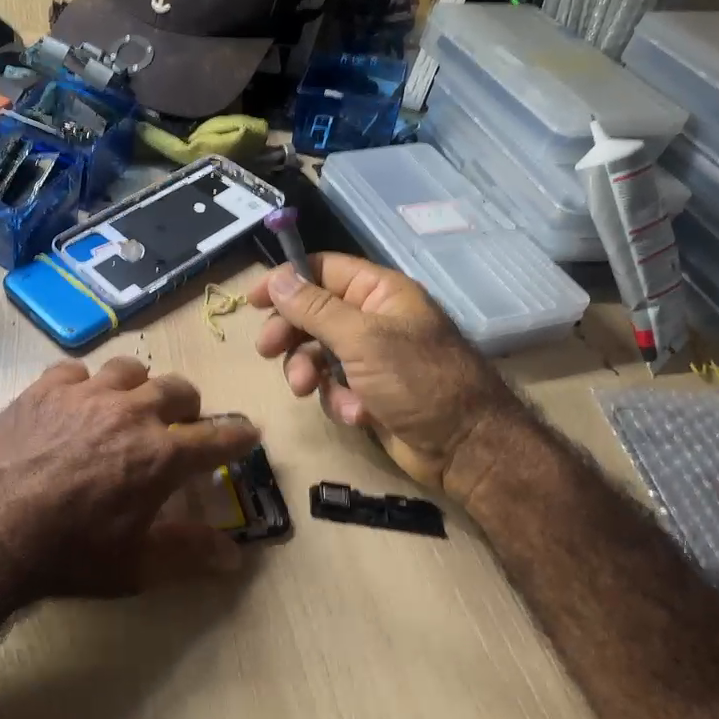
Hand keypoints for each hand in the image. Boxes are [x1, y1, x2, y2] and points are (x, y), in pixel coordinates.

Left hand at [0, 358, 259, 601]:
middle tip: (183, 421)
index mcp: (162, 454)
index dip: (238, 435)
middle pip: (177, 390)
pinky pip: (77, 371)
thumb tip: (234, 556)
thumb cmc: (67, 555)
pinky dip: (85, 385)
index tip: (249, 432)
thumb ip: (188, 554)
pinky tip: (74, 403)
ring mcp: (86, 394)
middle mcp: (131, 412)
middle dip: (189, 405)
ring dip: (139, 386)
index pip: (218, 438)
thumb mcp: (135, 566)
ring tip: (130, 403)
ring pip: (129, 369)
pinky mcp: (44, 388)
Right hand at [247, 254, 521, 499]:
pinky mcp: (367, 391)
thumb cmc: (419, 381)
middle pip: (312, 313)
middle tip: (267, 351)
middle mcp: (373, 319)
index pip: (323, 270)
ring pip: (315, 353)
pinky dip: (336, 399)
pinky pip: (331, 386)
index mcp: (379, 293)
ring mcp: (370, 357)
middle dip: (290, 334)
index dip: (286, 280)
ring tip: (307, 389)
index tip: (254, 300)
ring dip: (307, 371)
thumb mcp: (362, 339)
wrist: (464, 448)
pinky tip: (355, 414)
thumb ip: (315, 308)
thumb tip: (278, 277)